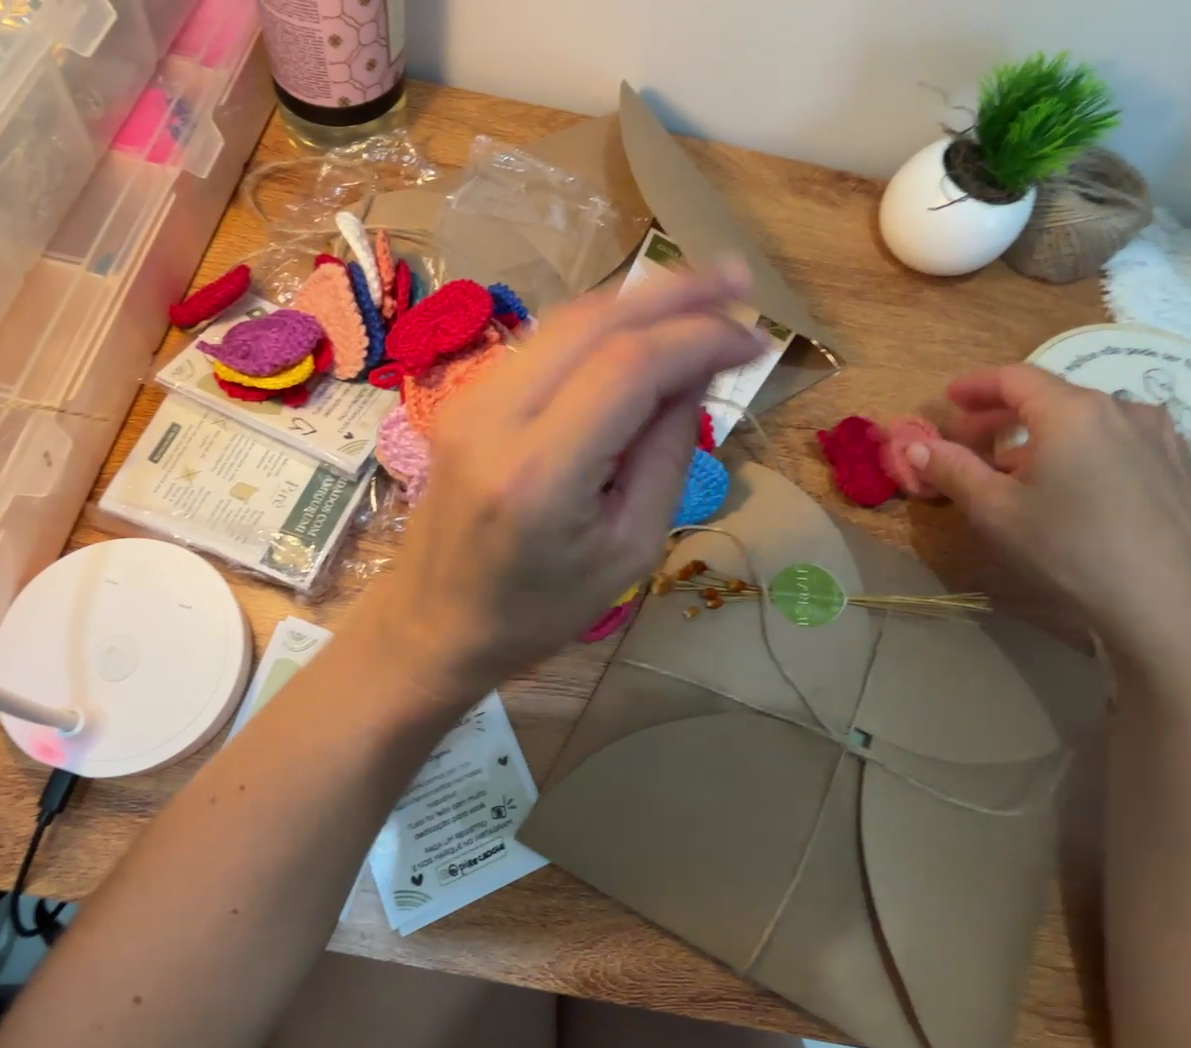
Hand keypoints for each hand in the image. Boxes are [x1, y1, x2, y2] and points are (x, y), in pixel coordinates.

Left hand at [347, 261, 765, 702]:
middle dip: (676, 291)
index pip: (631, 367)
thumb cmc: (538, 609)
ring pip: (565, 321)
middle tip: (740, 281)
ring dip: (637, 301)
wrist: (434, 623)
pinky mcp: (462, 400)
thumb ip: (665, 454)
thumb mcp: (629, 551)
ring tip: (702, 295)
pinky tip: (639, 330)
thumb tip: (694, 372)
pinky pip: (541, 344)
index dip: (702, 338)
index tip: (756, 340)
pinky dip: (598, 327)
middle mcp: (493, 419)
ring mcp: (467, 402)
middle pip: (595, 321)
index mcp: (539, 474)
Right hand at [903, 364, 1190, 659]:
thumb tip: (914, 446)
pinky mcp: (1179, 466)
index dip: (977, 386)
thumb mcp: (994, 510)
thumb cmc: (1069, 548)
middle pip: (1052, 396)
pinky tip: (1068, 483)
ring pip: (1085, 420)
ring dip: (1041, 434)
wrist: (1168, 601)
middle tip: (967, 440)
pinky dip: (1079, 448)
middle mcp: (1121, 409)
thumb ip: (952, 470)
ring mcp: (1159, 436)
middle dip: (1003, 415)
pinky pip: (1116, 440)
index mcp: (1073, 411)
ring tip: (1015, 469)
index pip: (1016, 378)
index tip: (949, 399)